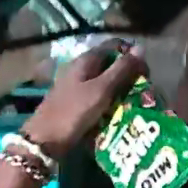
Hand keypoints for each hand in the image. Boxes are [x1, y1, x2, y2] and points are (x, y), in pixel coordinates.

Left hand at [21, 42, 145, 154]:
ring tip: (133, 102)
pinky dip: (109, 100)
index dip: (133, 54)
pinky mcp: (75, 101)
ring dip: (120, 89)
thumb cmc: (73, 112)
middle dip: (129, 74)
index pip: (116, 45)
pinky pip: (98, 94)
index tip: (145, 73)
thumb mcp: (101, 90)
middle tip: (141, 91)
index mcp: (86, 59)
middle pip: (112, 63)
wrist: (43, 142)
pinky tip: (117, 111)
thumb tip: (142, 47)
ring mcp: (77, 84)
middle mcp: (81, 67)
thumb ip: (122, 69)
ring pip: (106, 80)